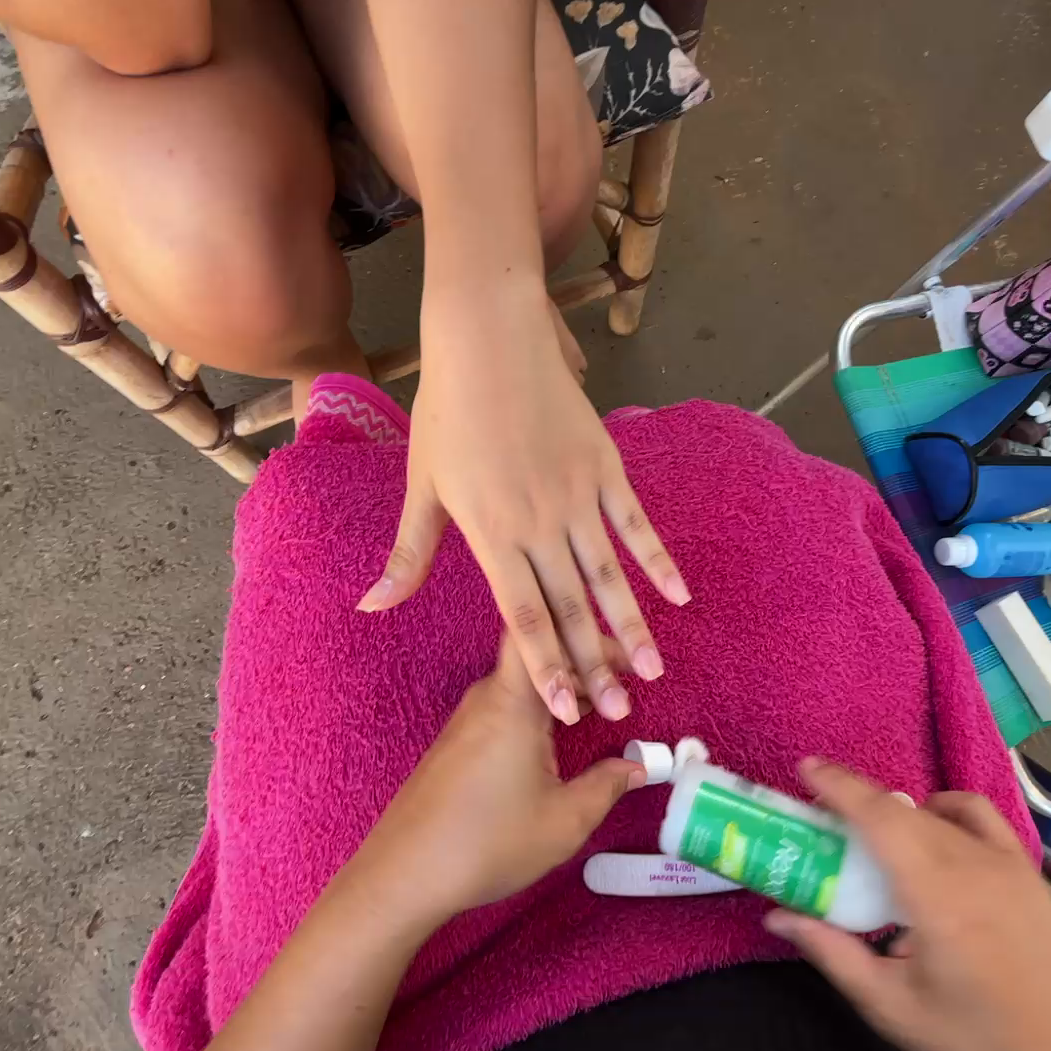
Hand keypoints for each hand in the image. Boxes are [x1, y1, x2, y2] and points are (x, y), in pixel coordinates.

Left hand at [345, 641, 645, 922]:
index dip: (584, 632)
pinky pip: (507, 702)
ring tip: (604, 708)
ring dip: (565, 686)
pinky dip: (541, 705)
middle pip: (539, 656)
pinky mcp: (458, 739)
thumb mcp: (564, 821)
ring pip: (524, 680)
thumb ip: (607, 786)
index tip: (625, 657)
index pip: (540, 632)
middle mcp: (489, 696)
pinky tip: (562, 732)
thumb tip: (637, 766)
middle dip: (586, 662)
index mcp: (514, 701)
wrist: (403, 874)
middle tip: (628, 684)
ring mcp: (469, 716)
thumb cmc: (488, 841)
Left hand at [356, 280, 688, 724]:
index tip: (566, 708)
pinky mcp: (607, 470)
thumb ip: (408, 553)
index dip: (545, 665)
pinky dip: (659, 561)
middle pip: (572, 607)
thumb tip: (371, 607)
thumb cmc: (448, 413)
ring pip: (610, 575)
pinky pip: (637, 524)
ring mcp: (578, 498)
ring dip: (633, 625)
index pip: (523, 616)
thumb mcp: (421, 486)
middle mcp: (540, 525)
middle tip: (620, 711)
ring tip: (656, 668)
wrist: (489, 339)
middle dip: (595, 663)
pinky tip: (679, 596)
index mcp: (492, 534)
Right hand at [763, 760, 1050, 1050]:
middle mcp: (970, 864)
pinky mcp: (1026, 868)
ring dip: (894, 810)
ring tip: (870, 831)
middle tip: (820, 813)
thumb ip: (832, 954)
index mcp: (934, 895)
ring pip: (933, 813)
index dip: (839, 786)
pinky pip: (978, 815)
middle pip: (899, 810)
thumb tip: (777, 915)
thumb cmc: (977, 1038)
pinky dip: (945, 809)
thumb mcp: (892, 1006)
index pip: (879, 819)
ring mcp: (1004, 861)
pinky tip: (932, 829)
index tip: (806, 767)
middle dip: (854, 798)